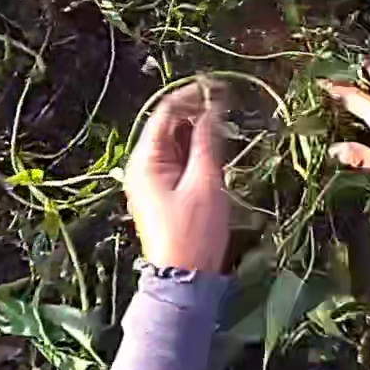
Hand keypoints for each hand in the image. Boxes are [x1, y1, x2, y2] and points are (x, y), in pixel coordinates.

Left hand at [125, 77, 230, 270]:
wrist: (184, 282)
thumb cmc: (193, 232)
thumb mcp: (205, 183)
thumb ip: (207, 141)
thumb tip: (213, 107)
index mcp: (146, 160)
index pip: (165, 112)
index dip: (191, 95)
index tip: (218, 86)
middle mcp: (143, 164)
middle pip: (169, 124)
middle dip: (196, 111)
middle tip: (226, 102)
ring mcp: (152, 177)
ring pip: (176, 140)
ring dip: (198, 129)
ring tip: (225, 122)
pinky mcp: (164, 189)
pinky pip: (179, 158)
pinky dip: (196, 148)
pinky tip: (216, 147)